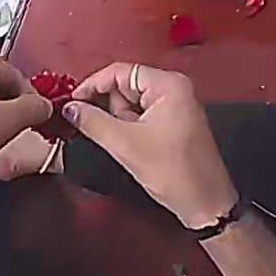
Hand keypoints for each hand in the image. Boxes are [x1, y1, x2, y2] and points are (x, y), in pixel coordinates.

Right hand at [63, 63, 237, 230]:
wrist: (206, 204)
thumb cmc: (172, 171)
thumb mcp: (126, 145)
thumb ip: (93, 122)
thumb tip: (69, 107)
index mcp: (168, 84)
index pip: (120, 71)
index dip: (93, 85)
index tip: (72, 103)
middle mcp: (173, 87)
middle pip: (125, 85)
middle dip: (111, 108)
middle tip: (111, 134)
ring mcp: (175, 104)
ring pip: (131, 102)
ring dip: (121, 121)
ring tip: (129, 145)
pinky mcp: (173, 120)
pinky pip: (142, 114)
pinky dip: (130, 128)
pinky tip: (134, 146)